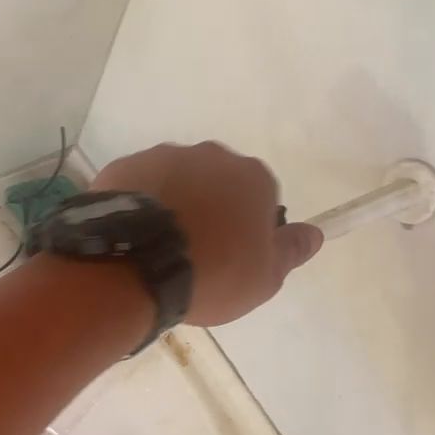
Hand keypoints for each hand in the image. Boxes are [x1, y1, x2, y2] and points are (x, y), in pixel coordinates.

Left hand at [92, 142, 322, 325]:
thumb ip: (290, 251)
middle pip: (213, 184)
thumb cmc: (209, 275)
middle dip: (204, 211)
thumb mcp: (262, 278)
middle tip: (188, 254)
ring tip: (153, 248)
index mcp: (252, 178)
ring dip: (168, 206)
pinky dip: (133, 206)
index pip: (257, 198)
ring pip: (172, 182)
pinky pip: (134, 187)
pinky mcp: (121, 169)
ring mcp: (161, 158)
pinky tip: (126, 237)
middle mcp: (210, 156)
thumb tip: (313, 233)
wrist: (135, 266)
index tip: (226, 257)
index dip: (242, 229)